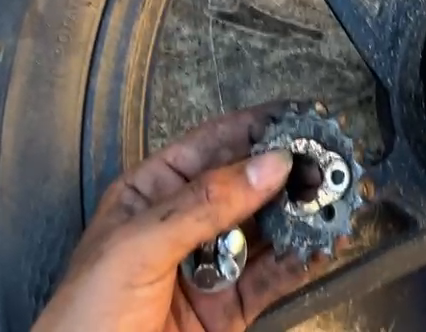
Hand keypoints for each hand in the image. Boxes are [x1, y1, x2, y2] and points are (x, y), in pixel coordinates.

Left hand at [34, 105, 308, 331]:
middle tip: (332, 160)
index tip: (305, 114)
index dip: (259, 126)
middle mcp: (186, 222)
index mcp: (153, 192)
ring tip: (338, 197)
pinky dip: (301, 259)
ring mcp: (211, 267)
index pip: (215, 144)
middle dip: (291, 170)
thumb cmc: (87, 319)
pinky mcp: (229, 311)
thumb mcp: (137, 248)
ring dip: (303, 212)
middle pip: (249, 183)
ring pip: (267, 227)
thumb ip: (205, 203)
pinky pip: (272, 276)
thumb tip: (273, 162)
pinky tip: (323, 243)